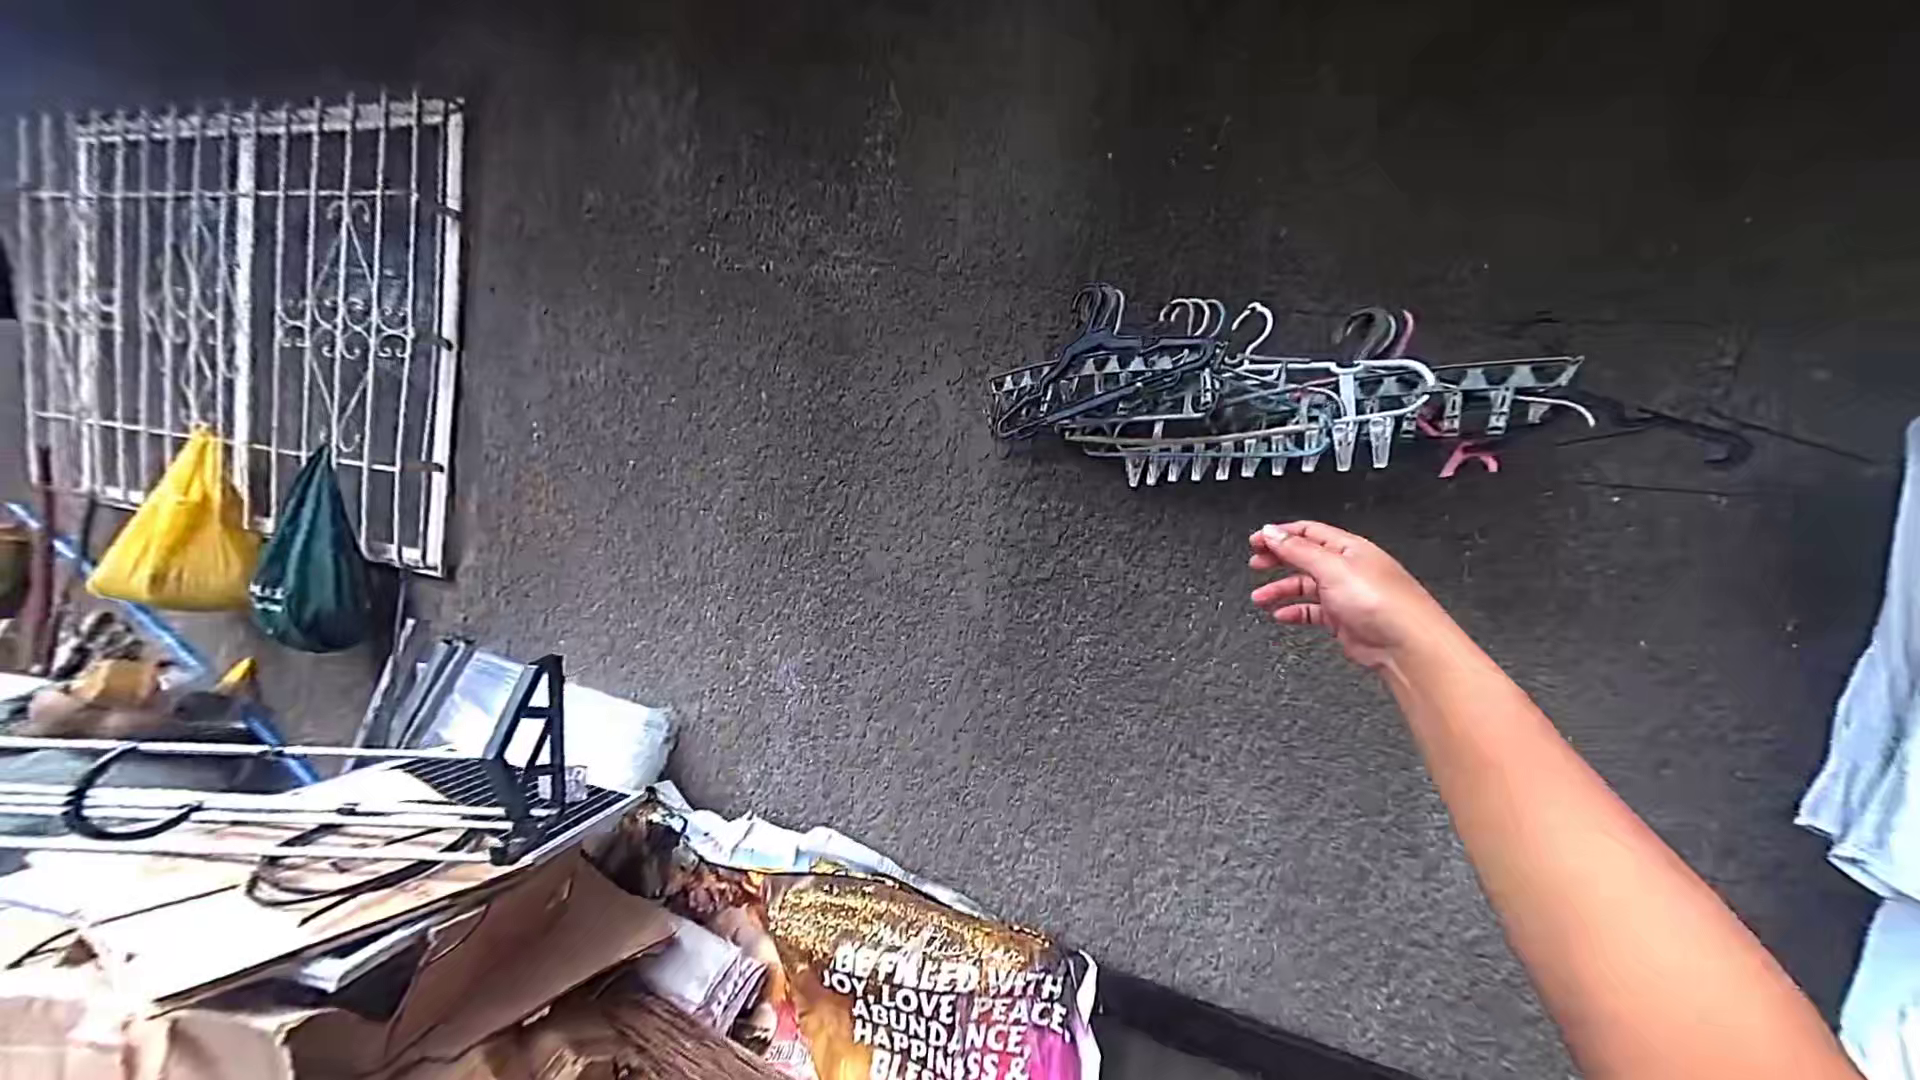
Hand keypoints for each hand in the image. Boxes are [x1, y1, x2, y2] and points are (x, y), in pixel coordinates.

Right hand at [1248, 521, 1457, 668]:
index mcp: (1349, 548)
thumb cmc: (1384, 604)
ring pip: (1304, 586)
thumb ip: (1296, 549)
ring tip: (1261, 596)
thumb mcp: (1331, 567)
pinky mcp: (1343, 618)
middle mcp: (1348, 568)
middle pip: (1303, 557)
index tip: (1256, 541)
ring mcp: (1346, 594)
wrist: (1407, 646)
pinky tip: (1282, 614)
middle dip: (1276, 559)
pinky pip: (1311, 610)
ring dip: (1280, 589)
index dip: (1279, 534)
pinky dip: (1294, 611)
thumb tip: (1271, 532)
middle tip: (1256, 563)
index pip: (1307, 532)